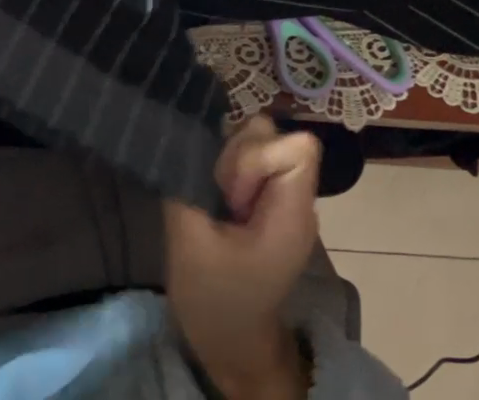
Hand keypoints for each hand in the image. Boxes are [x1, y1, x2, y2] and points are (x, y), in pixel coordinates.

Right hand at [164, 116, 322, 398]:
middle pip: (273, 138)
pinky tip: (214, 203)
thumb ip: (189, 182)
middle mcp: (296, 199)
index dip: (256, 156)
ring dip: (226, 162)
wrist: (231, 342)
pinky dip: (226, 172)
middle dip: (235, 155)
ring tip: (214, 202)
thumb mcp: (190, 241)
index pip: (297, 148)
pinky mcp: (265, 202)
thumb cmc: (214, 298)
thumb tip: (181, 136)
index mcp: (293, 212)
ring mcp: (282, 200)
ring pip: (256, 144)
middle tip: (216, 198)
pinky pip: (248, 163)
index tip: (230, 193)